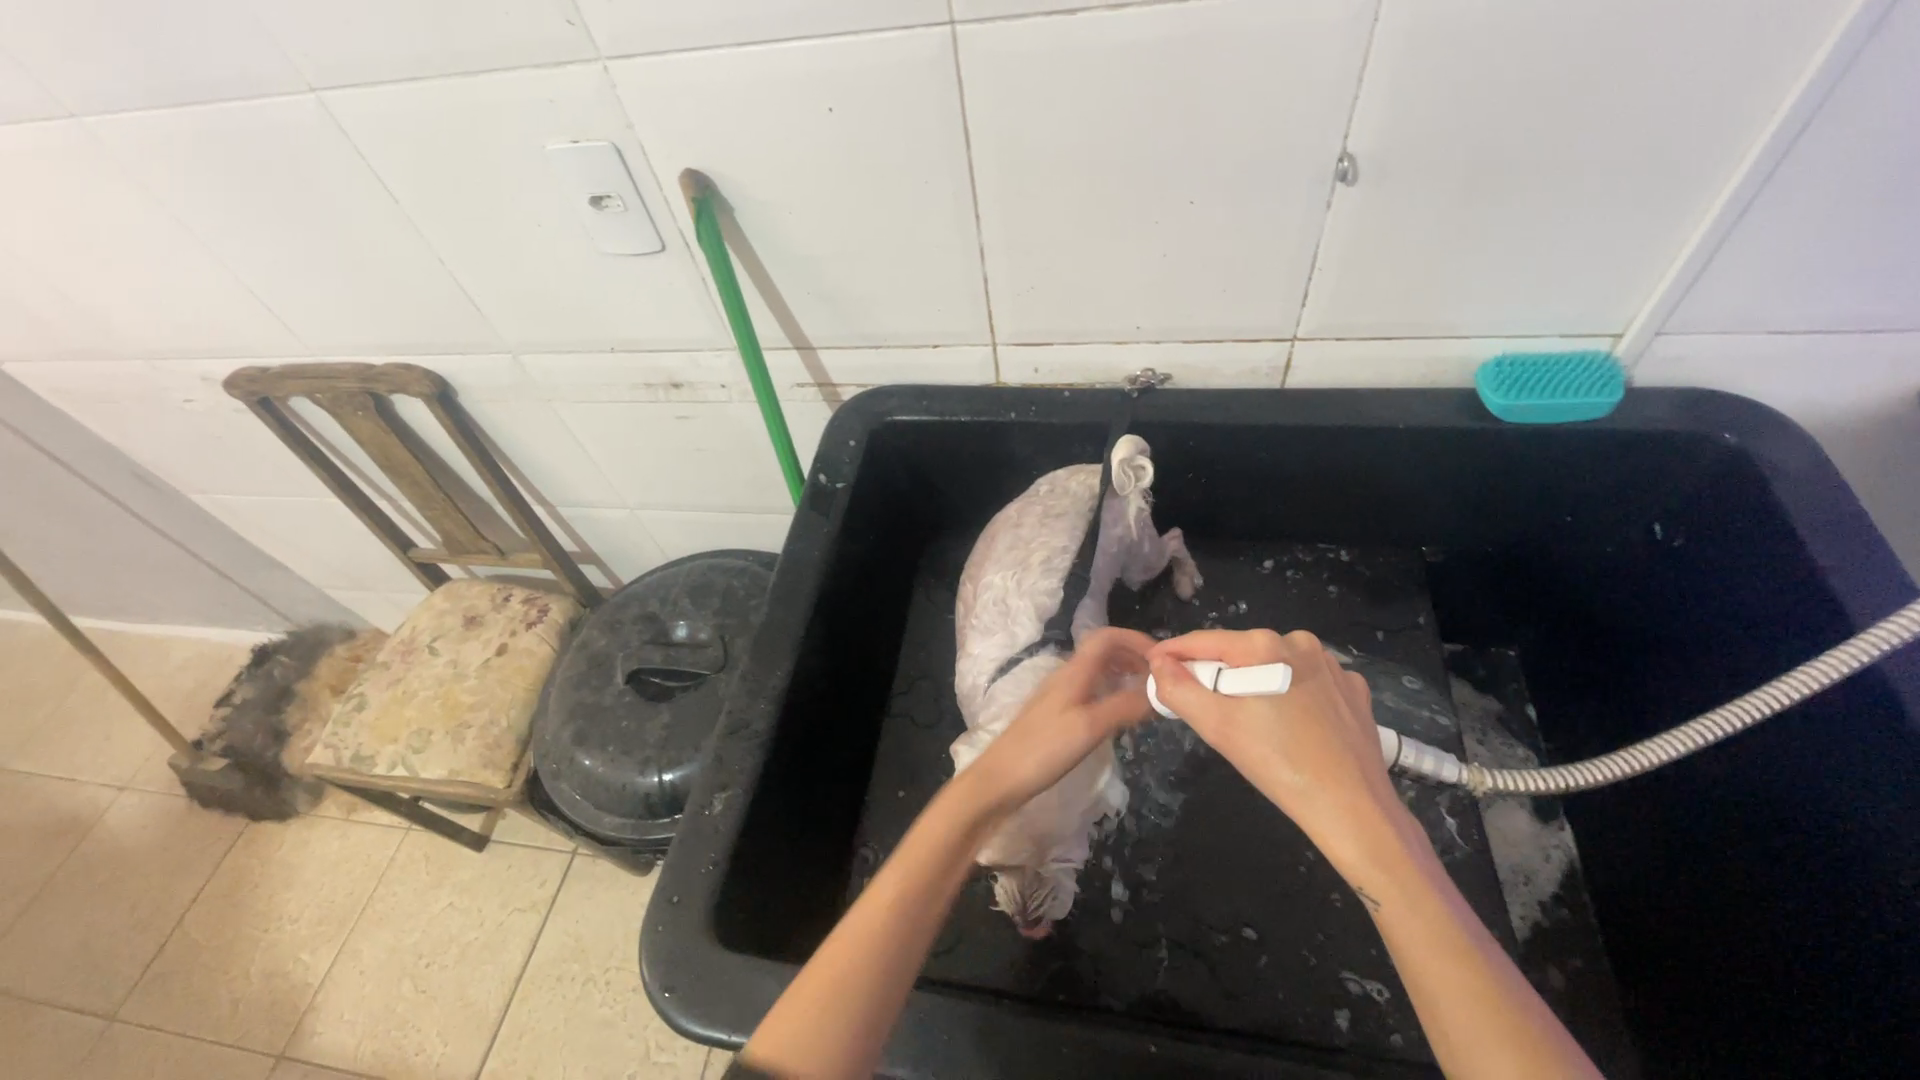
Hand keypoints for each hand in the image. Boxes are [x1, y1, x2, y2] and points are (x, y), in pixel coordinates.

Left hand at [959, 626, 1156, 817]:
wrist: (1000, 779)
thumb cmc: (1044, 749)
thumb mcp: (1090, 727)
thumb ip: (1125, 706)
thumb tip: (1161, 692)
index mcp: (1074, 672)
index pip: (1107, 637)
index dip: (1136, 640)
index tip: (1163, 661)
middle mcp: (1067, 676)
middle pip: (1104, 651)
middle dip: (1135, 658)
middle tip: (1162, 680)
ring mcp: (1060, 695)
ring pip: (1098, 672)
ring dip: (1125, 676)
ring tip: (1148, 696)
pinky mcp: (1057, 715)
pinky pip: (1092, 692)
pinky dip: (1113, 694)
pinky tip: (1122, 715)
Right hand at [1147, 629, 1417, 874]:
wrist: (1352, 807)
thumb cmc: (1276, 763)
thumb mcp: (1215, 726)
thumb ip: (1178, 689)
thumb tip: (1160, 663)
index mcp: (1264, 645)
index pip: (1203, 641)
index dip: (1172, 653)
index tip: (1152, 667)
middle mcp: (1300, 643)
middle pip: (1239, 652)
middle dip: (1215, 673)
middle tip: (1200, 706)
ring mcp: (1333, 666)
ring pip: (1274, 667)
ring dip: (1253, 684)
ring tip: (1248, 721)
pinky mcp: (1353, 690)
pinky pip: (1306, 683)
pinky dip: (1290, 697)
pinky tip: (1292, 726)